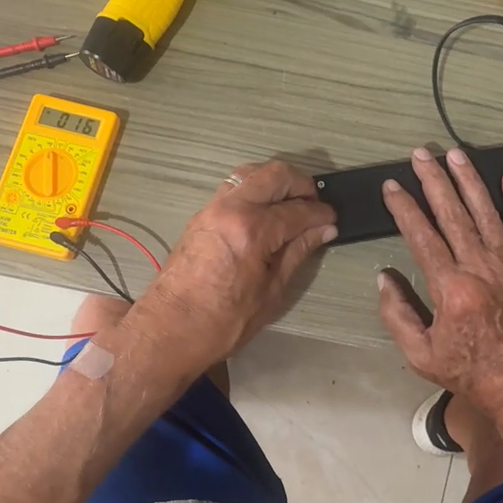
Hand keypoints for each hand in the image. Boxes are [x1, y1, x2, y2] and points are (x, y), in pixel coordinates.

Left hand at [137, 160, 335, 366]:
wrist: (169, 329)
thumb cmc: (224, 321)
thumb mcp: (271, 292)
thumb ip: (298, 252)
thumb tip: (323, 230)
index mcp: (253, 230)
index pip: (298, 210)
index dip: (321, 214)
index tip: (333, 220)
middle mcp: (232, 208)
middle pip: (275, 174)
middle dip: (301, 185)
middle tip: (314, 206)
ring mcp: (213, 207)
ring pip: (252, 173)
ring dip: (276, 182)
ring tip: (291, 205)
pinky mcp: (202, 214)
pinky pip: (235, 186)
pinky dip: (256, 189)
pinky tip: (267, 211)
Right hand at [377, 147, 502, 418]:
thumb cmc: (471, 371)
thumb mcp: (421, 354)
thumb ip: (397, 314)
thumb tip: (385, 278)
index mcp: (450, 287)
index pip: (421, 235)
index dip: (404, 207)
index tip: (391, 187)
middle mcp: (478, 266)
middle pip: (452, 212)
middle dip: (433, 180)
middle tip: (420, 154)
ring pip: (485, 211)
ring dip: (469, 179)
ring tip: (455, 154)